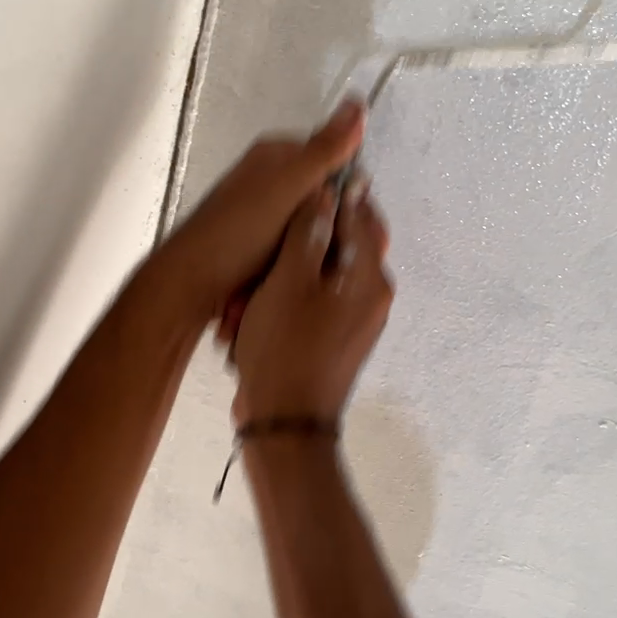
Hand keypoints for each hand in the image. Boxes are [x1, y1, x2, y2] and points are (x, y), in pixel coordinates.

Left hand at [154, 100, 364, 320]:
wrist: (191, 283)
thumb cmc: (237, 233)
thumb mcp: (287, 187)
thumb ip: (324, 151)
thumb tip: (357, 103)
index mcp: (275, 155)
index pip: (334, 159)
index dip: (351, 188)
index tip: (356, 219)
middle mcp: (269, 178)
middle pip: (324, 195)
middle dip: (336, 221)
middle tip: (336, 249)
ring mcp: (263, 212)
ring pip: (312, 223)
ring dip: (320, 245)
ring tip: (321, 267)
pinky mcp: (259, 242)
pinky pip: (295, 245)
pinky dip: (301, 259)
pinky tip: (303, 274)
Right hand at [230, 176, 392, 425]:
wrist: (284, 424)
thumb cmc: (285, 345)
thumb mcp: (288, 279)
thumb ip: (309, 231)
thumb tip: (329, 192)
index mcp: (369, 276)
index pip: (359, 213)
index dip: (327, 197)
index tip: (288, 198)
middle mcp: (371, 295)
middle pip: (334, 247)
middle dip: (291, 249)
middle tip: (260, 256)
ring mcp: (353, 321)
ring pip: (314, 278)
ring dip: (277, 281)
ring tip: (245, 298)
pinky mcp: (333, 341)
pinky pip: (308, 307)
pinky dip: (280, 307)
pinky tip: (249, 319)